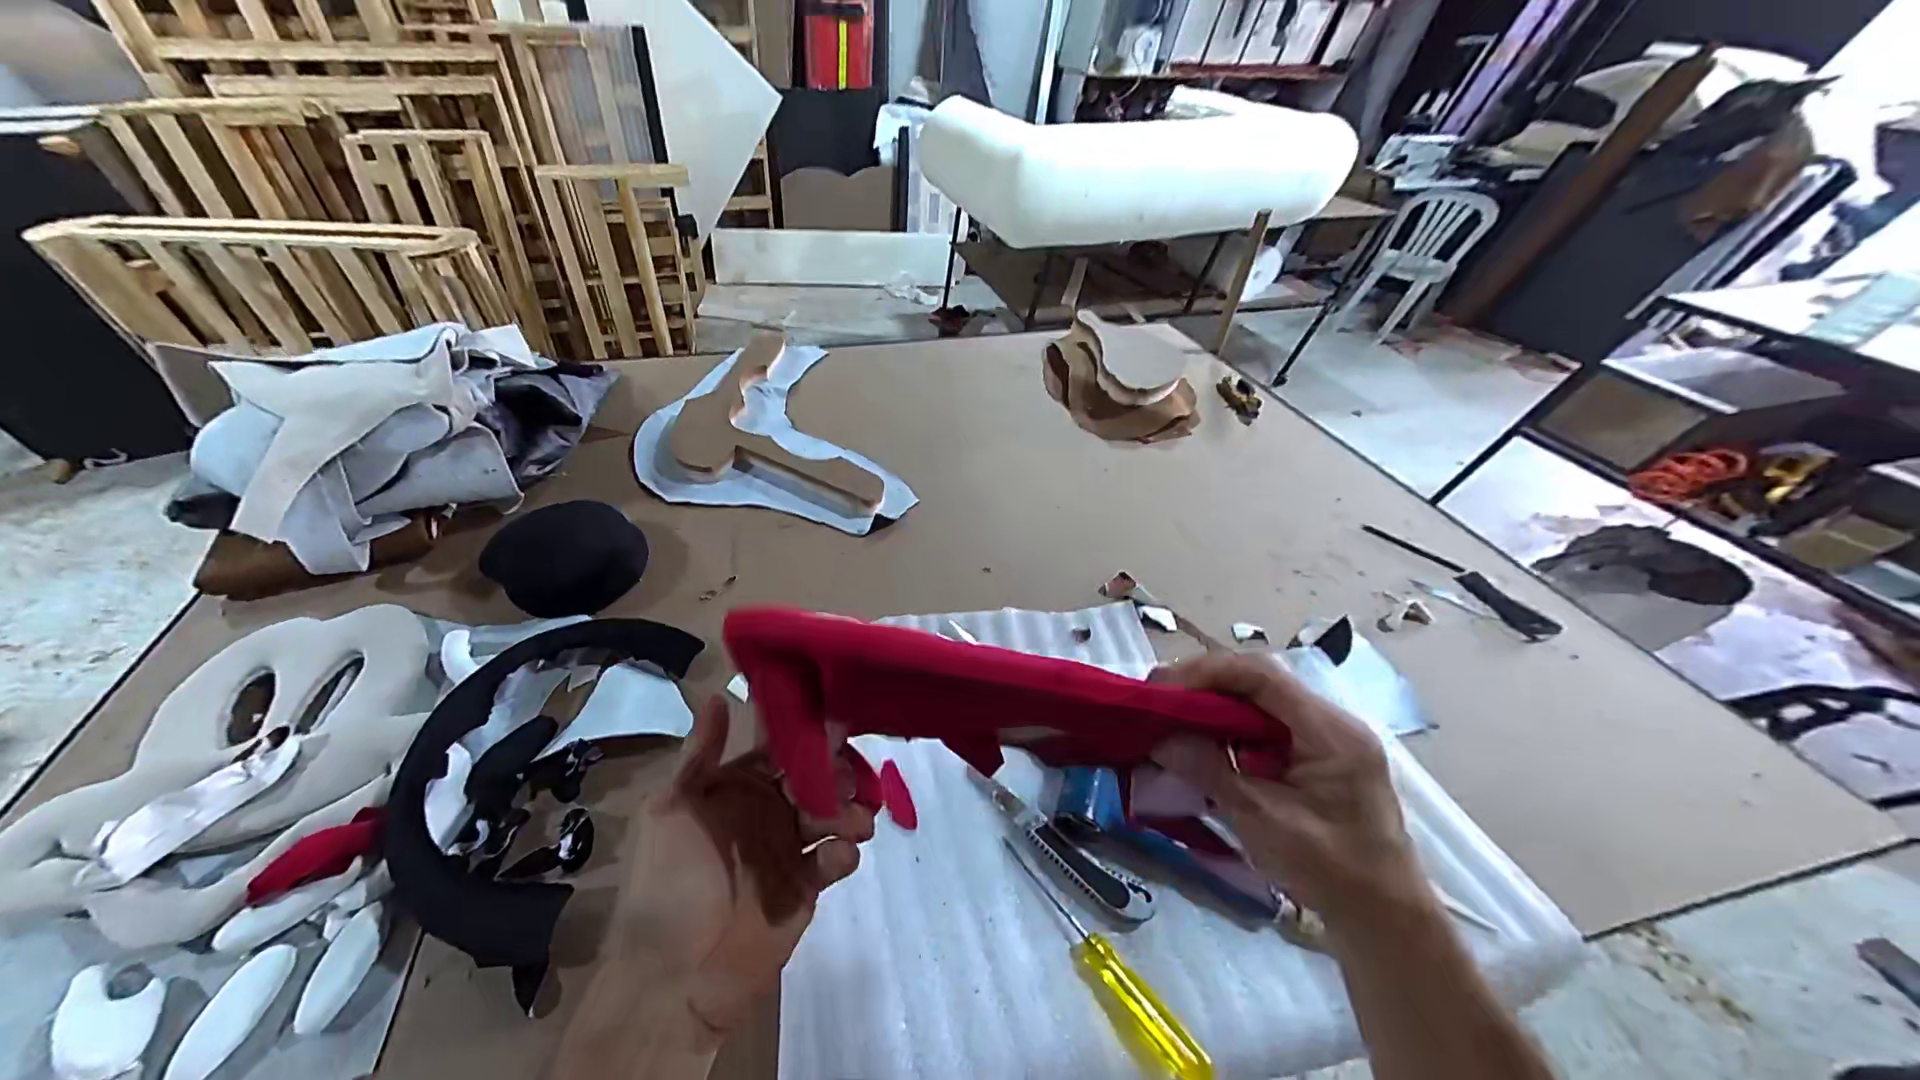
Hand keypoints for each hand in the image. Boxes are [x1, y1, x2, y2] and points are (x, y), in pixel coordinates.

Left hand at [548, 696, 874, 1079]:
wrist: (672, 978)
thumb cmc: (666, 885)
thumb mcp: (669, 812)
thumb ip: (701, 756)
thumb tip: (718, 695)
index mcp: (739, 787)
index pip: (781, 748)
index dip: (806, 735)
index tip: (833, 721)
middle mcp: (770, 809)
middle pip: (816, 777)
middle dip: (836, 772)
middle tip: (843, 781)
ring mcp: (792, 847)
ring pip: (835, 812)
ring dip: (849, 809)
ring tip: (849, 821)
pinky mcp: (809, 884)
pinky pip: (838, 857)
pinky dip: (844, 852)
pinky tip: (834, 857)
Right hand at [1148, 651, 1432, 940]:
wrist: (1386, 920)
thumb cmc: (1332, 872)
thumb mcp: (1264, 821)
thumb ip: (1212, 772)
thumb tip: (1160, 737)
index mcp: (1330, 732)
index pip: (1262, 676)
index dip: (1207, 672)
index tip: (1163, 688)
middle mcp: (1331, 722)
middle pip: (1259, 681)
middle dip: (1205, 684)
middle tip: (1159, 699)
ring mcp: (1325, 738)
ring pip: (1260, 700)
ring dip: (1214, 703)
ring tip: (1172, 716)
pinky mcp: (1316, 756)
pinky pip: (1265, 725)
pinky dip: (1229, 727)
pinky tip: (1203, 742)